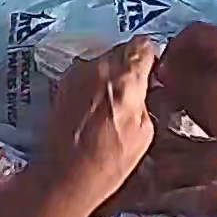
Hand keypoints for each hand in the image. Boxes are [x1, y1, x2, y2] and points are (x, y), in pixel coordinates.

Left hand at [40, 36, 156, 215]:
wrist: (66, 172)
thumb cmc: (111, 159)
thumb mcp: (144, 131)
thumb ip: (145, 97)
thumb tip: (145, 82)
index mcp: (124, 79)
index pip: (142, 44)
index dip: (149, 55)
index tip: (152, 69)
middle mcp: (99, 67)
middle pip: (121, 50)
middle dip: (129, 65)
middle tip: (134, 89)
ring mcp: (77, 71)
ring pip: (102, 59)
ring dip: (110, 72)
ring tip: (112, 101)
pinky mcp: (63, 79)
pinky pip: (86, 70)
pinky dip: (93, 80)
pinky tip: (94, 104)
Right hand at [158, 2, 216, 204]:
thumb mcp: (211, 96)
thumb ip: (183, 75)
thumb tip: (162, 67)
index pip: (198, 33)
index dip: (173, 49)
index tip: (158, 71)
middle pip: (201, 48)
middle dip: (179, 65)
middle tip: (164, 86)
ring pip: (204, 66)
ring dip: (186, 80)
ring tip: (175, 98)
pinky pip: (212, 82)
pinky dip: (197, 91)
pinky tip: (190, 107)